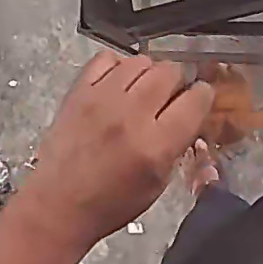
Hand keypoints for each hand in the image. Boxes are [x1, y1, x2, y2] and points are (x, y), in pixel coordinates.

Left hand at [11, 51, 214, 252]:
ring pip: (141, 61)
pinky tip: (118, 83)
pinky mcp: (79, 92)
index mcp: (156, 145)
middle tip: (171, 94)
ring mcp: (102, 99)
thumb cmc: (111, 203)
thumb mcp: (158, 183)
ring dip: (149, 72)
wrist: (58, 204)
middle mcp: (131, 115)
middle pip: (170, 71)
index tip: (199, 97)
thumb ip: (176, 144)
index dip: (203, 95)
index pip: (195, 100)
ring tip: (143, 89)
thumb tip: (188, 114)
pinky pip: (106, 59)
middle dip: (178, 80)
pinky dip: (118, 67)